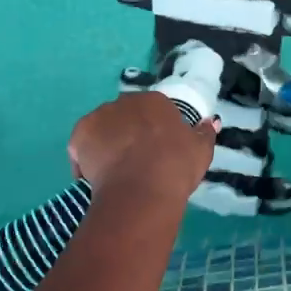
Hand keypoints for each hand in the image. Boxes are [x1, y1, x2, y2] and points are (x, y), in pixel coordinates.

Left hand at [68, 93, 218, 199]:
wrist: (142, 189)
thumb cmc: (176, 166)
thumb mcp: (201, 150)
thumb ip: (205, 132)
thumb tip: (211, 121)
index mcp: (155, 100)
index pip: (154, 109)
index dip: (155, 130)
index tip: (158, 149)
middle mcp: (124, 101)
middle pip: (126, 116)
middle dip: (129, 133)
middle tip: (137, 160)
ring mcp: (99, 116)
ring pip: (103, 129)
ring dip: (108, 143)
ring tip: (116, 171)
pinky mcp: (79, 135)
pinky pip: (83, 146)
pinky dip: (87, 159)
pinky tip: (97, 178)